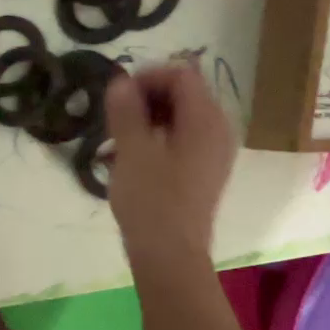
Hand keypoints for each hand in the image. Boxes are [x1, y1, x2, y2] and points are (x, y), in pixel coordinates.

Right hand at [104, 64, 236, 265]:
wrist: (169, 254)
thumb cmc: (151, 201)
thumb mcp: (132, 152)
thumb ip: (126, 112)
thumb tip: (120, 81)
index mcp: (205, 119)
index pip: (181, 75)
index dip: (146, 77)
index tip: (114, 96)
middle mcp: (218, 129)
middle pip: (183, 94)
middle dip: (145, 99)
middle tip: (112, 120)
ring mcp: (213, 152)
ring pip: (179, 118)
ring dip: (146, 120)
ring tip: (116, 142)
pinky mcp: (203, 171)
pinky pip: (181, 140)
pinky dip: (156, 139)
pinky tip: (130, 160)